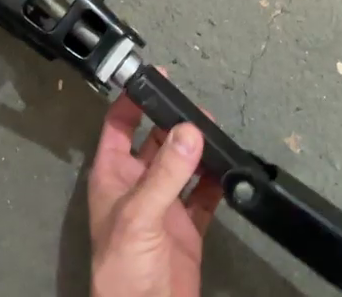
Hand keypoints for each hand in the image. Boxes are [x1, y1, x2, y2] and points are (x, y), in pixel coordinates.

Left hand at [88, 92, 220, 296]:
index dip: (133, 101)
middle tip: (197, 106)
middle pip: (154, 142)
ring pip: (180, 167)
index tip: (154, 77)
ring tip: (216, 129)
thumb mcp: (140, 213)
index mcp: (111, 174)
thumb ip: (166, 172)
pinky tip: (229, 169)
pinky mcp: (187, 229)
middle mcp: (136, 184)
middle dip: (172, 123)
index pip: (118, 125)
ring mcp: (163, 206)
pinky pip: (203, 197)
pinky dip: (216, 183)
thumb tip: (189, 131)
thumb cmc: (125, 263)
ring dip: (196, 150)